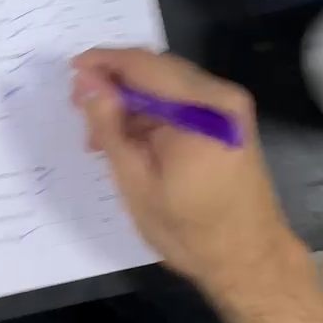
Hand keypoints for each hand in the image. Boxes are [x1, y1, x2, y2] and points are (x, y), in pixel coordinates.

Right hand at [71, 48, 305, 292]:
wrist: (251, 262)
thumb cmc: (190, 232)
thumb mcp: (136, 181)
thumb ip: (109, 125)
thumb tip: (86, 79)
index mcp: (201, 109)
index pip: (143, 64)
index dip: (103, 61)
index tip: (71, 71)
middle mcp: (221, 95)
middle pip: (156, 68)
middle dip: (114, 81)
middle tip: (81, 108)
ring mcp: (229, 105)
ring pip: (166, 82)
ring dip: (132, 99)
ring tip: (101, 136)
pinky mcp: (229, 117)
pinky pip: (181, 98)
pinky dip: (153, 111)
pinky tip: (131, 138)